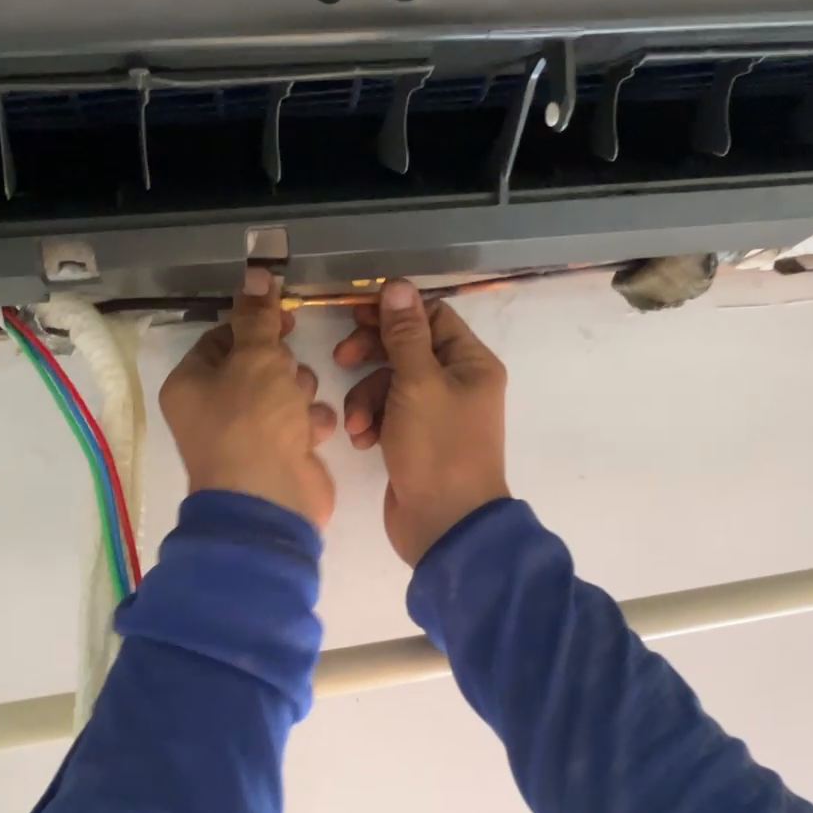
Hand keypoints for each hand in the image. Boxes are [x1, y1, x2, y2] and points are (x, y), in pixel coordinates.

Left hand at [160, 267, 339, 527]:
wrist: (270, 500)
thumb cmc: (252, 420)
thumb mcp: (256, 357)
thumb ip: (259, 315)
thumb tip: (255, 269)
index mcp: (191, 383)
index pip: (224, 336)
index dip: (256, 325)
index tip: (285, 320)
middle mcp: (213, 407)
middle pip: (258, 362)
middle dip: (283, 366)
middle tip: (286, 377)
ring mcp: (247, 432)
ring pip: (285, 389)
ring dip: (300, 394)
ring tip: (298, 412)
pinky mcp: (278, 452)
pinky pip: (300, 419)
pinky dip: (309, 423)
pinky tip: (311, 433)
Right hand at [334, 280, 509, 565]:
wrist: (445, 527)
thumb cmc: (437, 448)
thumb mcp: (417, 383)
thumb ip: (404, 334)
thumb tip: (398, 285)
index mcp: (470, 362)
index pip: (431, 316)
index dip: (393, 312)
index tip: (356, 315)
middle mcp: (457, 381)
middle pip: (406, 347)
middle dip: (371, 354)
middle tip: (341, 356)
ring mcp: (435, 411)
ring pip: (390, 381)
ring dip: (366, 397)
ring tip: (358, 424)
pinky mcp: (415, 438)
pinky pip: (387, 412)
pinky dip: (371, 422)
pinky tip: (363, 441)